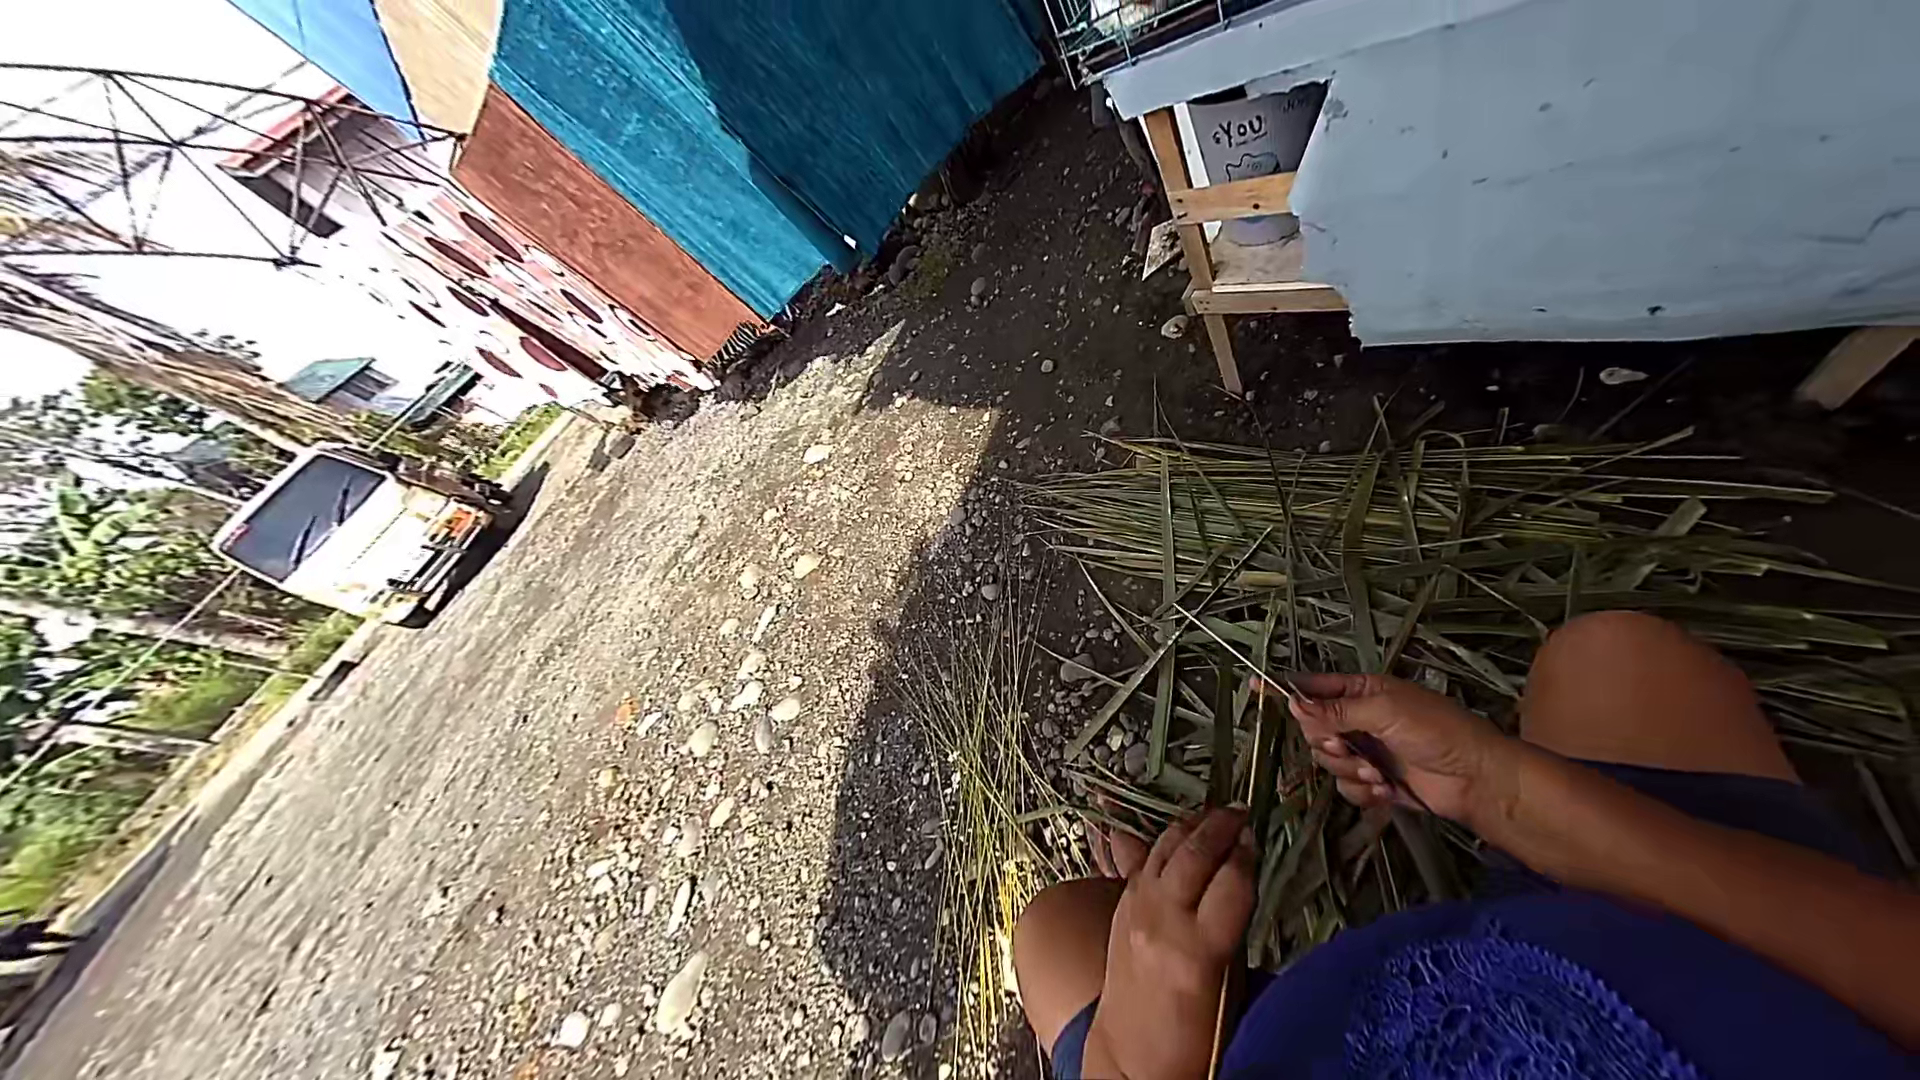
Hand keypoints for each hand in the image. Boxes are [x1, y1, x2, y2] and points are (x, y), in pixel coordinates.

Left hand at [1084, 808, 1256, 1079]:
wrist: (1132, 1056)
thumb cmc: (1196, 1036)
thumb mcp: (1229, 987)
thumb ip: (1231, 926)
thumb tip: (1240, 871)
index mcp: (1197, 951)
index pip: (1229, 884)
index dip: (1246, 856)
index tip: (1257, 838)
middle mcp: (1162, 919)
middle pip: (1193, 855)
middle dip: (1219, 827)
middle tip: (1239, 813)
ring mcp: (1135, 905)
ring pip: (1164, 847)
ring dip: (1190, 825)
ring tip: (1212, 814)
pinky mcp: (1121, 902)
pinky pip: (1144, 858)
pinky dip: (1165, 840)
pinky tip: (1179, 831)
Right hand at [1278, 673, 1516, 822]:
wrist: (1482, 782)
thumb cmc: (1438, 732)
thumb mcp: (1384, 710)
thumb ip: (1334, 708)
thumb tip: (1294, 704)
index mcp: (1360, 692)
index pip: (1312, 687)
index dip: (1284, 688)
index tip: (1254, 686)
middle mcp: (1357, 720)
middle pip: (1313, 729)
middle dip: (1327, 742)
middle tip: (1347, 747)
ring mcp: (1365, 751)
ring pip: (1326, 761)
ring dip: (1349, 769)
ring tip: (1378, 773)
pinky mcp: (1374, 781)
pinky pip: (1345, 786)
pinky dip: (1363, 790)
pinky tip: (1387, 790)